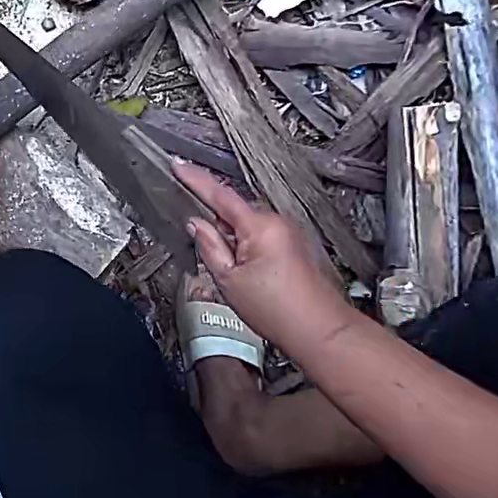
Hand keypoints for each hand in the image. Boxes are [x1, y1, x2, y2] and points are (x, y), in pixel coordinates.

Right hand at [174, 161, 352, 343]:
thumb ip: (208, 245)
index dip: (195, 179)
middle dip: (217, 231)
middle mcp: (276, 222)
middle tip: (218, 264)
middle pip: (231, 214)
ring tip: (240, 279)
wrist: (319, 331)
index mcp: (259, 226)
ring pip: (244, 228)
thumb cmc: (279, 310)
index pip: (219, 194)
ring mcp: (287, 232)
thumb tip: (196, 224)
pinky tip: (253, 278)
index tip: (178, 165)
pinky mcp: (292, 244)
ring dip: (233, 245)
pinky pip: (259, 238)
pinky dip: (247, 251)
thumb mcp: (228, 279)